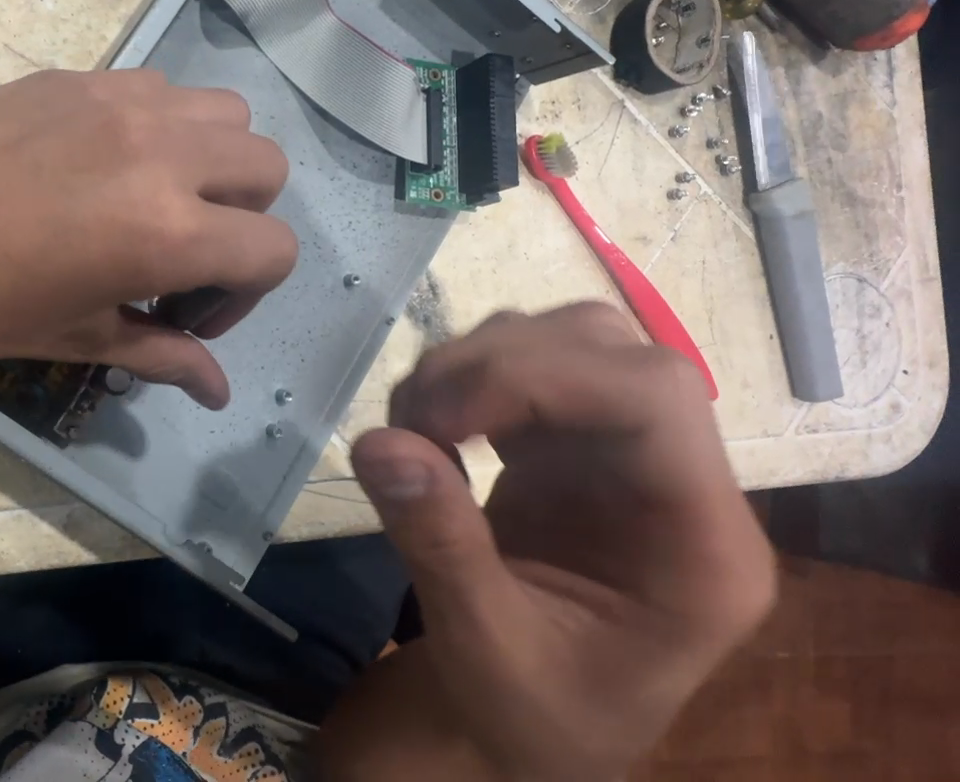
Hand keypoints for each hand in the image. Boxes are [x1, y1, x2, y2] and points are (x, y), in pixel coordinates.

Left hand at [0, 69, 296, 406]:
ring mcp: (111, 98)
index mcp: (163, 228)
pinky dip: (154, 127)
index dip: (245, 293)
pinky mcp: (66, 75)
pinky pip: (150, 87)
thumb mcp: (68, 337)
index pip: (273, 249)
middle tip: (178, 257)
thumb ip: (158, 354)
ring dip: (206, 162)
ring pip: (218, 111)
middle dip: (241, 219)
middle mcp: (156, 148)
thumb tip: (218, 391)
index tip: (184, 313)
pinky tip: (91, 168)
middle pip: (265, 166)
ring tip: (143, 204)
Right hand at [342, 303, 775, 780]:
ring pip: (564, 345)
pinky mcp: (568, 452)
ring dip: (473, 365)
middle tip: (412, 419)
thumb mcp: (484, 646)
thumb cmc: (530, 713)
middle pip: (608, 353)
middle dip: (495, 365)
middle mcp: (673, 482)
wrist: (525, 730)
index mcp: (699, 545)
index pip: (651, 399)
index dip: (539, 377)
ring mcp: (619, 459)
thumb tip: (375, 441)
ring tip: (412, 426)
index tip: (436, 418)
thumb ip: (438, 543)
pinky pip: (522, 372)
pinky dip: (461, 382)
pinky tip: (424, 429)